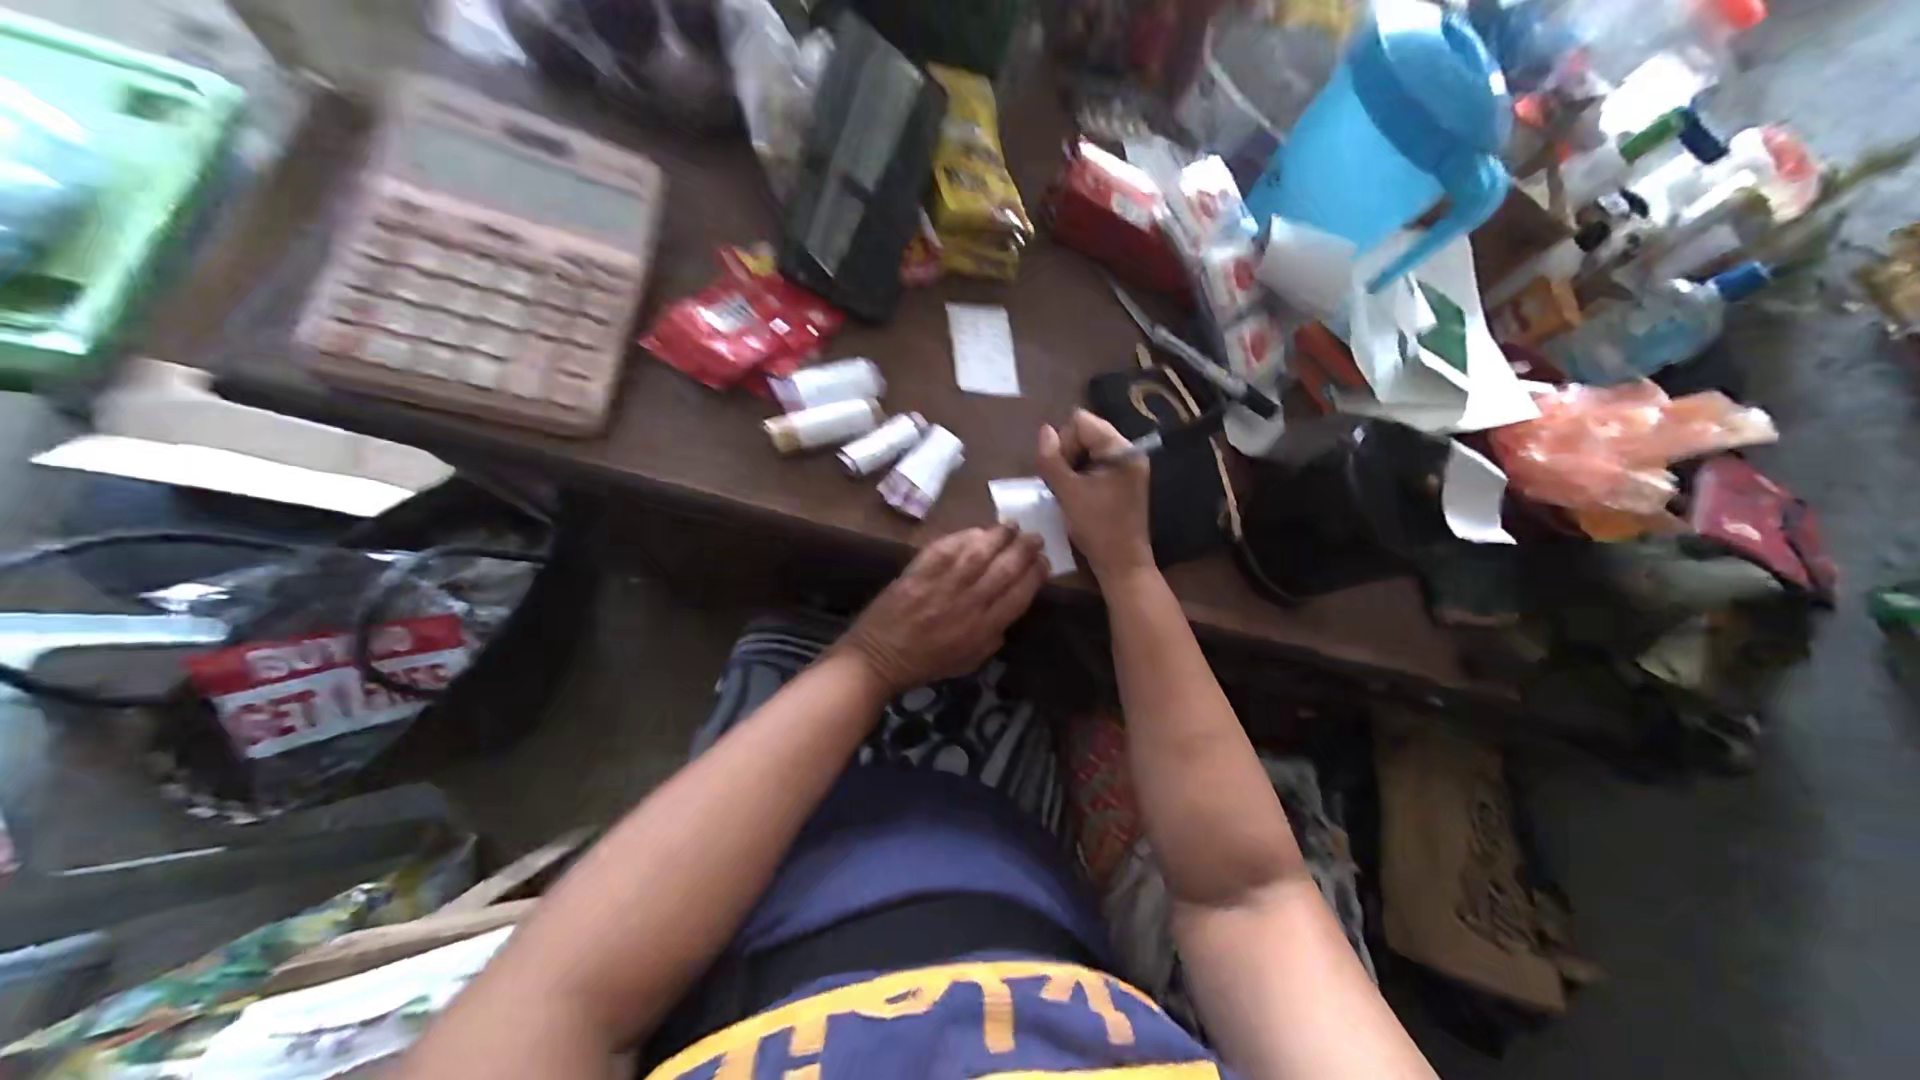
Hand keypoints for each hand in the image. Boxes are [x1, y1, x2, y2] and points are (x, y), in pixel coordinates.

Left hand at [839, 526, 1047, 693]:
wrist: (878, 658)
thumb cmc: (925, 664)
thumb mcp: (969, 660)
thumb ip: (993, 635)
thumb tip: (1009, 607)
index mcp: (983, 629)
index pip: (1019, 595)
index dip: (1036, 575)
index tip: (1044, 561)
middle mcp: (967, 604)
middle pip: (1005, 569)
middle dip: (1024, 550)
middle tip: (1035, 537)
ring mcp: (942, 585)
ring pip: (979, 553)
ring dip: (999, 535)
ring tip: (1012, 525)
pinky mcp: (919, 572)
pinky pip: (947, 548)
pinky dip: (965, 536)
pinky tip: (978, 530)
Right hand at [1036, 410, 1152, 582]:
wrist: (1122, 563)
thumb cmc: (1097, 528)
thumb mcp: (1068, 493)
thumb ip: (1052, 460)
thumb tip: (1044, 431)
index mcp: (1121, 450)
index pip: (1081, 422)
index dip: (1063, 442)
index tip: (1060, 472)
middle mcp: (1128, 451)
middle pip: (1086, 431)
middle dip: (1067, 453)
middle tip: (1061, 483)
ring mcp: (1127, 466)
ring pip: (1088, 448)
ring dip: (1072, 465)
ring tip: (1067, 490)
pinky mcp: (1122, 479)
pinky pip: (1095, 462)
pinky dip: (1081, 473)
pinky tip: (1076, 494)